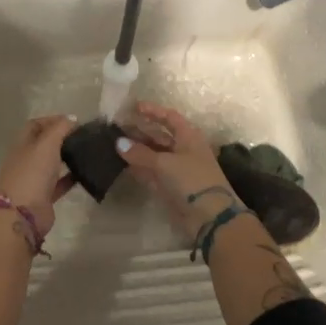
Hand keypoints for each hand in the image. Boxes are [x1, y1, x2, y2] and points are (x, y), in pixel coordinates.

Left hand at [0, 114, 77, 233]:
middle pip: (44, 144)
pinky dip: (70, 178)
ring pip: (52, 164)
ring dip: (66, 157)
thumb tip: (72, 118)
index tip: (72, 121)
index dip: (52, 120)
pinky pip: (59, 183)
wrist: (23, 214)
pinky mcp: (44, 196)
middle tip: (83, 136)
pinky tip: (85, 173)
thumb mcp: (47, 144)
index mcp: (22, 144)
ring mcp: (34, 179)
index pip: (35, 125)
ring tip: (87, 152)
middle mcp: (26, 160)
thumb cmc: (32, 173)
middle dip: (61, 138)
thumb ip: (59, 128)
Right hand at [114, 102, 238, 240]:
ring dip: (137, 150)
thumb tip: (118, 142)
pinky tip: (123, 164)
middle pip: (159, 136)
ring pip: (154, 155)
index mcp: (189, 137)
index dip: (153, 111)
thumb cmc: (192, 180)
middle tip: (117, 128)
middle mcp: (183, 150)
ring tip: (115, 145)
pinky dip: (139, 168)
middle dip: (140, 132)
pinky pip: (152, 173)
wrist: (210, 216)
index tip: (134, 108)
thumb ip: (140, 153)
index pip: (170, 118)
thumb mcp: (165, 163)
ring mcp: (177, 169)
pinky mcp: (171, 187)